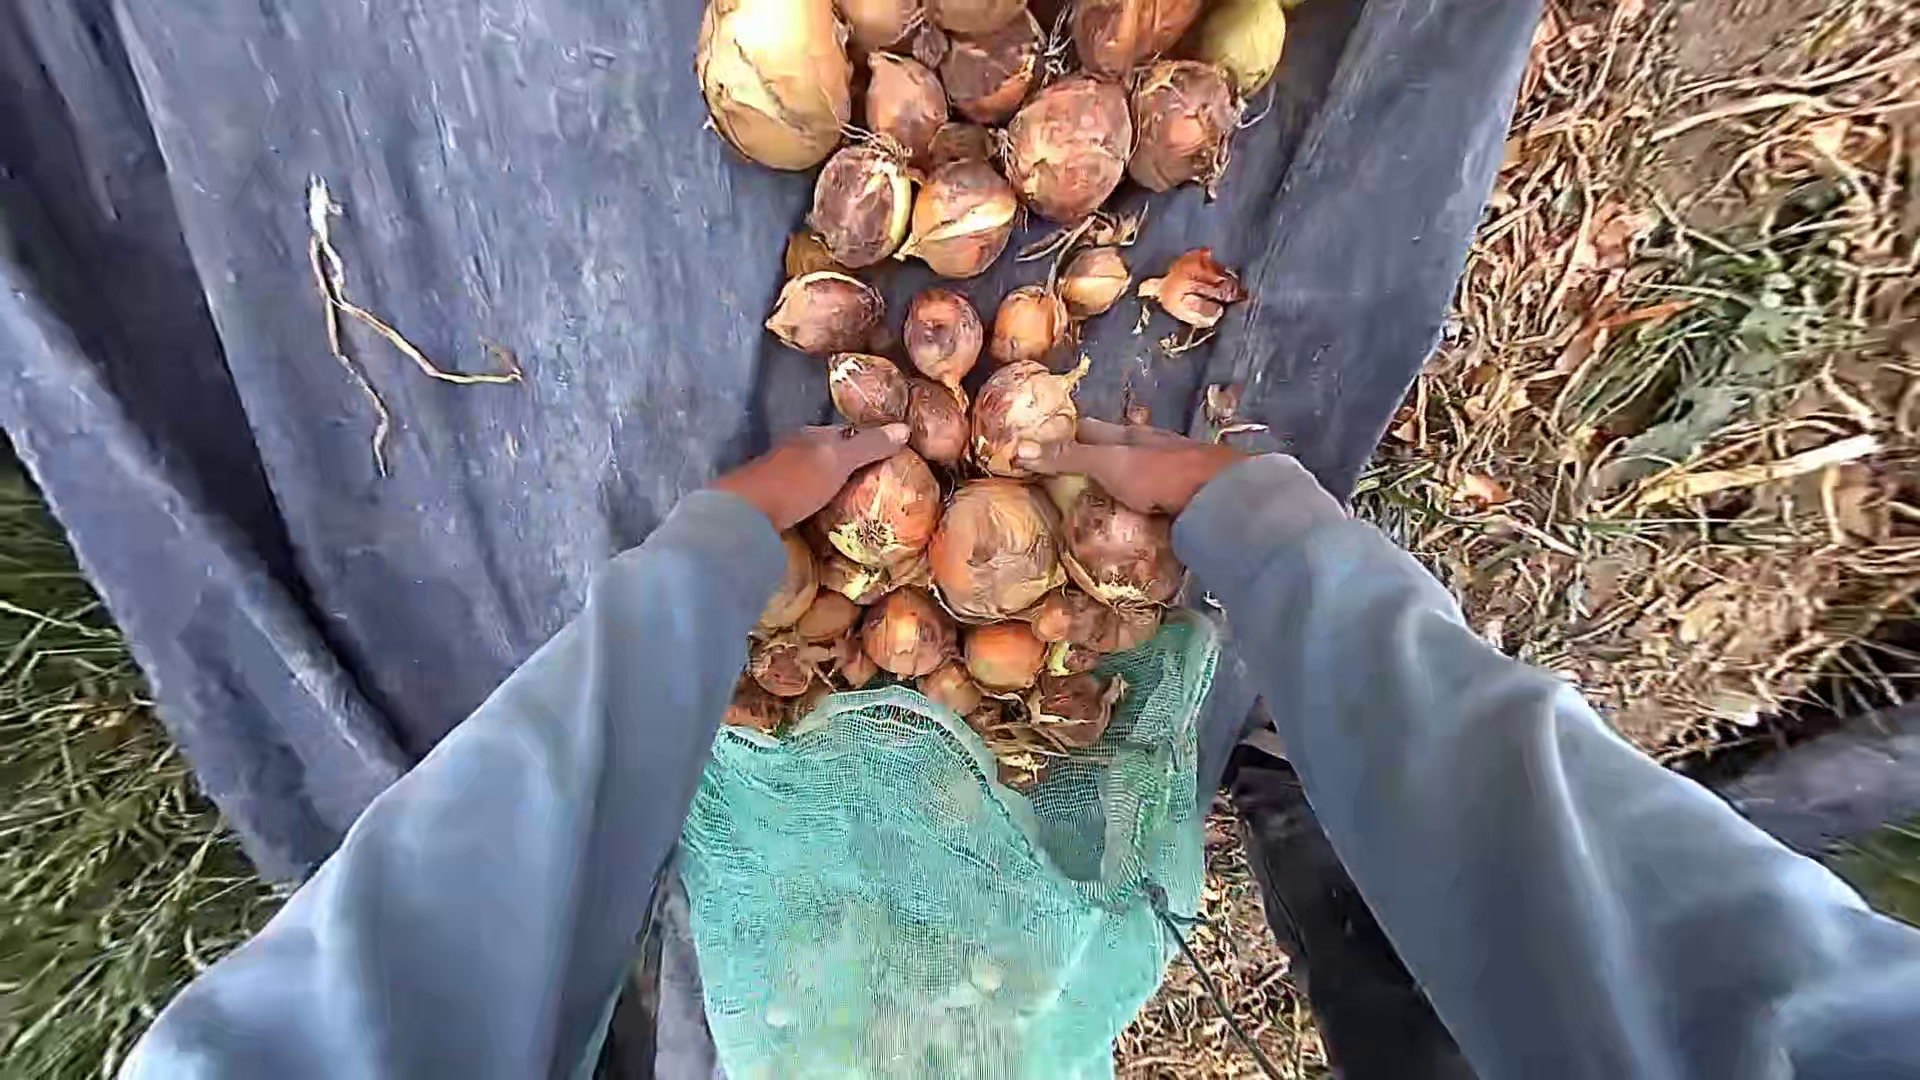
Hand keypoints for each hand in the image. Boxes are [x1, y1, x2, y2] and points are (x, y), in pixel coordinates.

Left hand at [714, 424, 909, 529]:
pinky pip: (807, 497)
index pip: (847, 432)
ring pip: (817, 475)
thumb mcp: (838, 460)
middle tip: (880, 482)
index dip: (869, 441)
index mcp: (811, 436)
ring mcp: (782, 476)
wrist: (744, 515)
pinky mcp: (774, 501)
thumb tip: (905, 428)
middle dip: (853, 464)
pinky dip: (821, 501)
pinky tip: (829, 514)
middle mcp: (796, 450)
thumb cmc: (794, 482)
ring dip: (836, 484)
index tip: (890, 456)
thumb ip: (869, 446)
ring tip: (860, 500)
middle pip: (831, 453)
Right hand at [1015, 419, 1241, 515]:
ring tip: (1096, 494)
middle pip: (1114, 446)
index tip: (1044, 443)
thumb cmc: (1159, 473)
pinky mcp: (1183, 494)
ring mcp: (1169, 469)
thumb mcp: (1106, 463)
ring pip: (1136, 468)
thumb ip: (1067, 458)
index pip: (1088, 428)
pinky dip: (1139, 499)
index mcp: (1128, 435)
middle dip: (1093, 454)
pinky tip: (1133, 510)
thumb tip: (1018, 450)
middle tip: (1066, 473)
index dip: (1066, 432)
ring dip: (1118, 478)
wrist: (1219, 496)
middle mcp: (1149, 446)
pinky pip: (1153, 494)